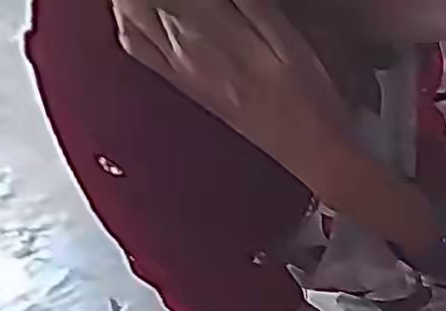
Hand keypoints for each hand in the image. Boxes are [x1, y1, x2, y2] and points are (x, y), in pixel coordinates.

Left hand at [111, 0, 358, 189]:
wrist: (319, 160)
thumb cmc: (316, 103)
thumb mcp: (292, 43)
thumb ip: (250, 3)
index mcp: (212, 24)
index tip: (226, 4)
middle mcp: (182, 40)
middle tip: (205, 8)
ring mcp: (177, 64)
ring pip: (126, 4)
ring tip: (174, 5)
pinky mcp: (182, 84)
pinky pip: (131, 41)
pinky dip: (126, 15)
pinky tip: (146, 12)